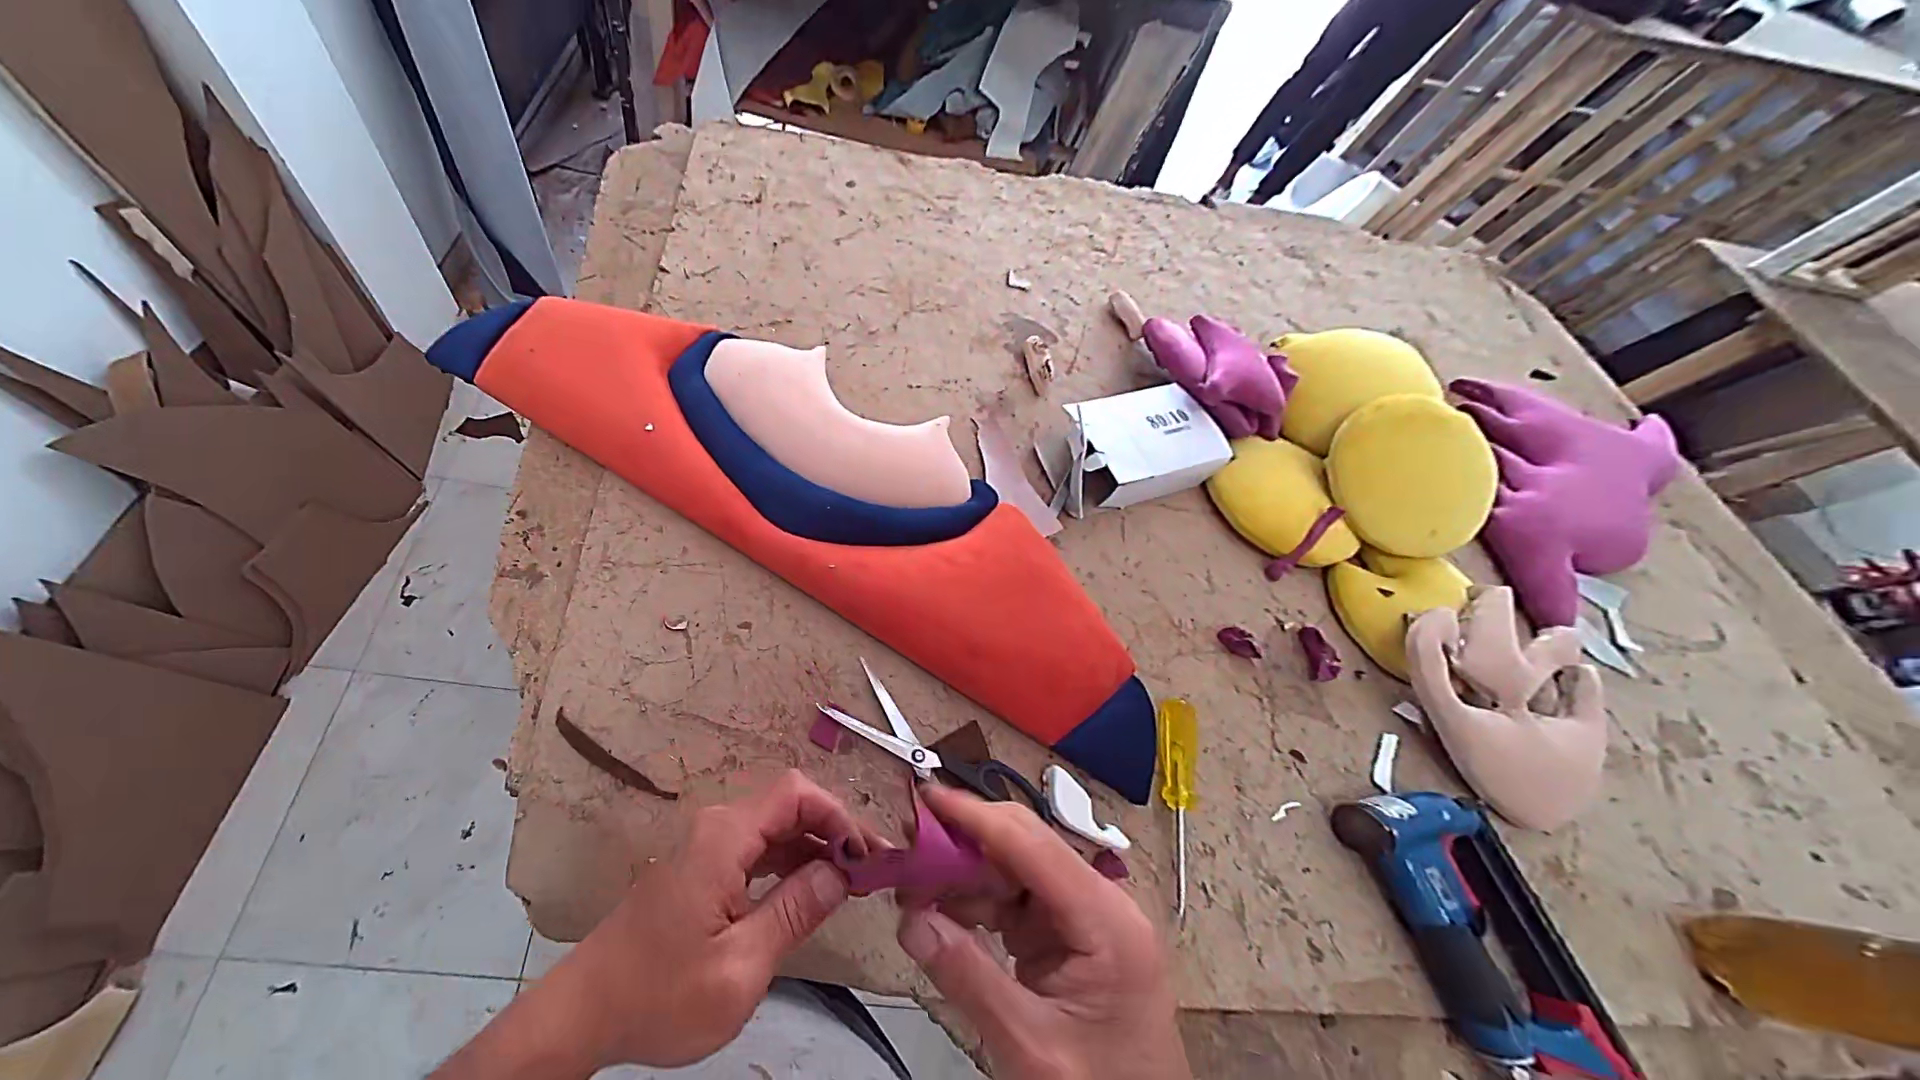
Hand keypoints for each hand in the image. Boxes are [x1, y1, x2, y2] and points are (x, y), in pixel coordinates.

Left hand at [433, 771, 868, 1077]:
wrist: (581, 1016)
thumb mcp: (739, 967)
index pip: (796, 793)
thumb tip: (841, 871)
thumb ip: (795, 911)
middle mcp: (716, 828)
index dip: (838, 813)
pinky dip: (790, 862)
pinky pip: (757, 848)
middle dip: (834, 832)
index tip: (867, 853)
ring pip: (776, 827)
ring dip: (814, 848)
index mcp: (724, 838)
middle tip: (868, 871)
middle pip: (789, 806)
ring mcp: (706, 846)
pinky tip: (809, 891)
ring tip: (848, 882)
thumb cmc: (658, 995)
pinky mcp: (701, 867)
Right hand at [896, 784, 1189, 1079]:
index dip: (977, 816)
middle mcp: (1099, 905)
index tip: (927, 798)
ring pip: (1013, 873)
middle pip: (1024, 851)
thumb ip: (970, 978)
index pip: (1034, 845)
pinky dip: (976, 905)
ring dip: (963, 878)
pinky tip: (944, 916)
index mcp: (1107, 920)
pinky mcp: (1067, 936)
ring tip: (916, 894)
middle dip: (964, 847)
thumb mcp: (1031, 1044)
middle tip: (909, 855)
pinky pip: (1014, 903)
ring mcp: (1083, 919)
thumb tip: (913, 922)